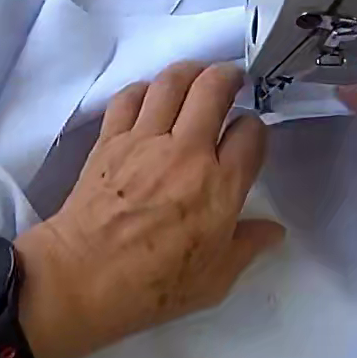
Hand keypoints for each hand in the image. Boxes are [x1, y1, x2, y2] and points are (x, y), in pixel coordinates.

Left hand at [16, 61, 286, 357]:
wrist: (83, 275)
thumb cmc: (152, 286)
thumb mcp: (214, 280)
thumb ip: (247, 247)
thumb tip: (273, 230)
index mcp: (221, 185)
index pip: (251, 133)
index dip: (255, 127)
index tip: (247, 135)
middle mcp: (186, 151)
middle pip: (214, 89)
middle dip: (227, 76)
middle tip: (229, 81)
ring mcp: (144, 141)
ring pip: (171, 82)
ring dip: (188, 71)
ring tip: (193, 77)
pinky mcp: (109, 140)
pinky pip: (127, 97)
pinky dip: (142, 89)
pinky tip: (147, 97)